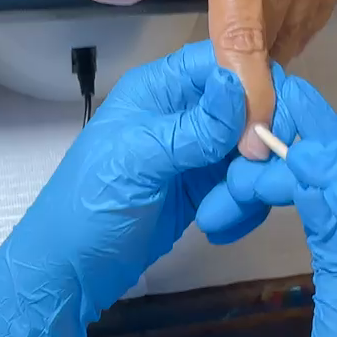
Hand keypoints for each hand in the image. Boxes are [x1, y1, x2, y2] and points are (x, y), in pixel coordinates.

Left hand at [0, 41, 245, 336]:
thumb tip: (239, 82)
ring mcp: (198, 151)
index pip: (223, 62)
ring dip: (249, 185)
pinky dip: (243, 207)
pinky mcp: (206, 187)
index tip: (265, 129)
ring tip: (216, 216)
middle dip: (259, 146)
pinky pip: (246, 184)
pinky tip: (217, 227)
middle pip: (251, 105)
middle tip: (251, 182)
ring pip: (255, 150)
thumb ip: (193, 127)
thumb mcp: (139, 161)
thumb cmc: (90, 207)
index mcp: (160, 88)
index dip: (254, 86)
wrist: (71, 274)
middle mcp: (184, 111)